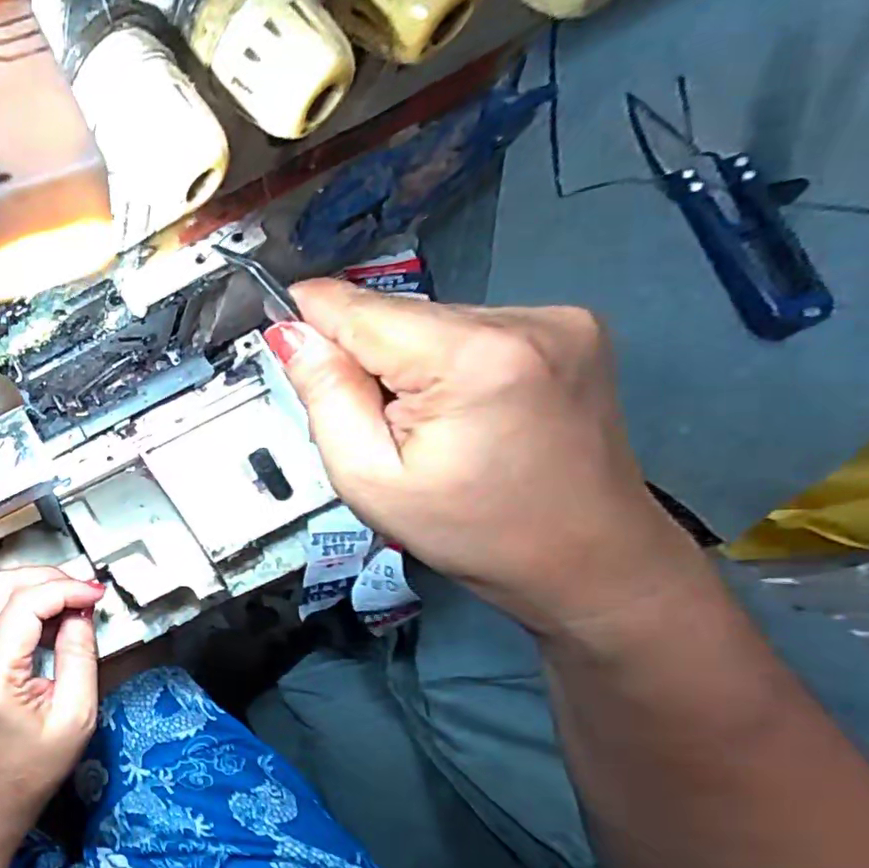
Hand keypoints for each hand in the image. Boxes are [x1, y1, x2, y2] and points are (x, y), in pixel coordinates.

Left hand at [0, 567, 105, 846]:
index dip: (65, 589)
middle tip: (83, 590)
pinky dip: (23, 604)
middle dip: (46, 577)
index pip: (25, 603)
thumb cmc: (31, 769)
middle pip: (1, 584)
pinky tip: (52, 619)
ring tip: (72, 602)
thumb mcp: (74, 716)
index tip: (96, 594)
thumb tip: (81, 612)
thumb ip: (79, 656)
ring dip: (34, 587)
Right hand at [269, 279, 703, 634]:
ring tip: (417, 424)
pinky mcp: (572, 327)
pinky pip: (471, 329)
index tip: (281, 336)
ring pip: (432, 322)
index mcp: (473, 357)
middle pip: (398, 315)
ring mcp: (557, 317)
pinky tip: (458, 409)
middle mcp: (524, 317)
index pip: (360, 308)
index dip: (311, 316)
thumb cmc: (470, 532)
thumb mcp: (369, 479)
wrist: (587, 557)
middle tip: (364, 421)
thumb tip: (291, 333)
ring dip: (404, 361)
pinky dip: (444, 362)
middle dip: (363, 357)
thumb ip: (326, 397)